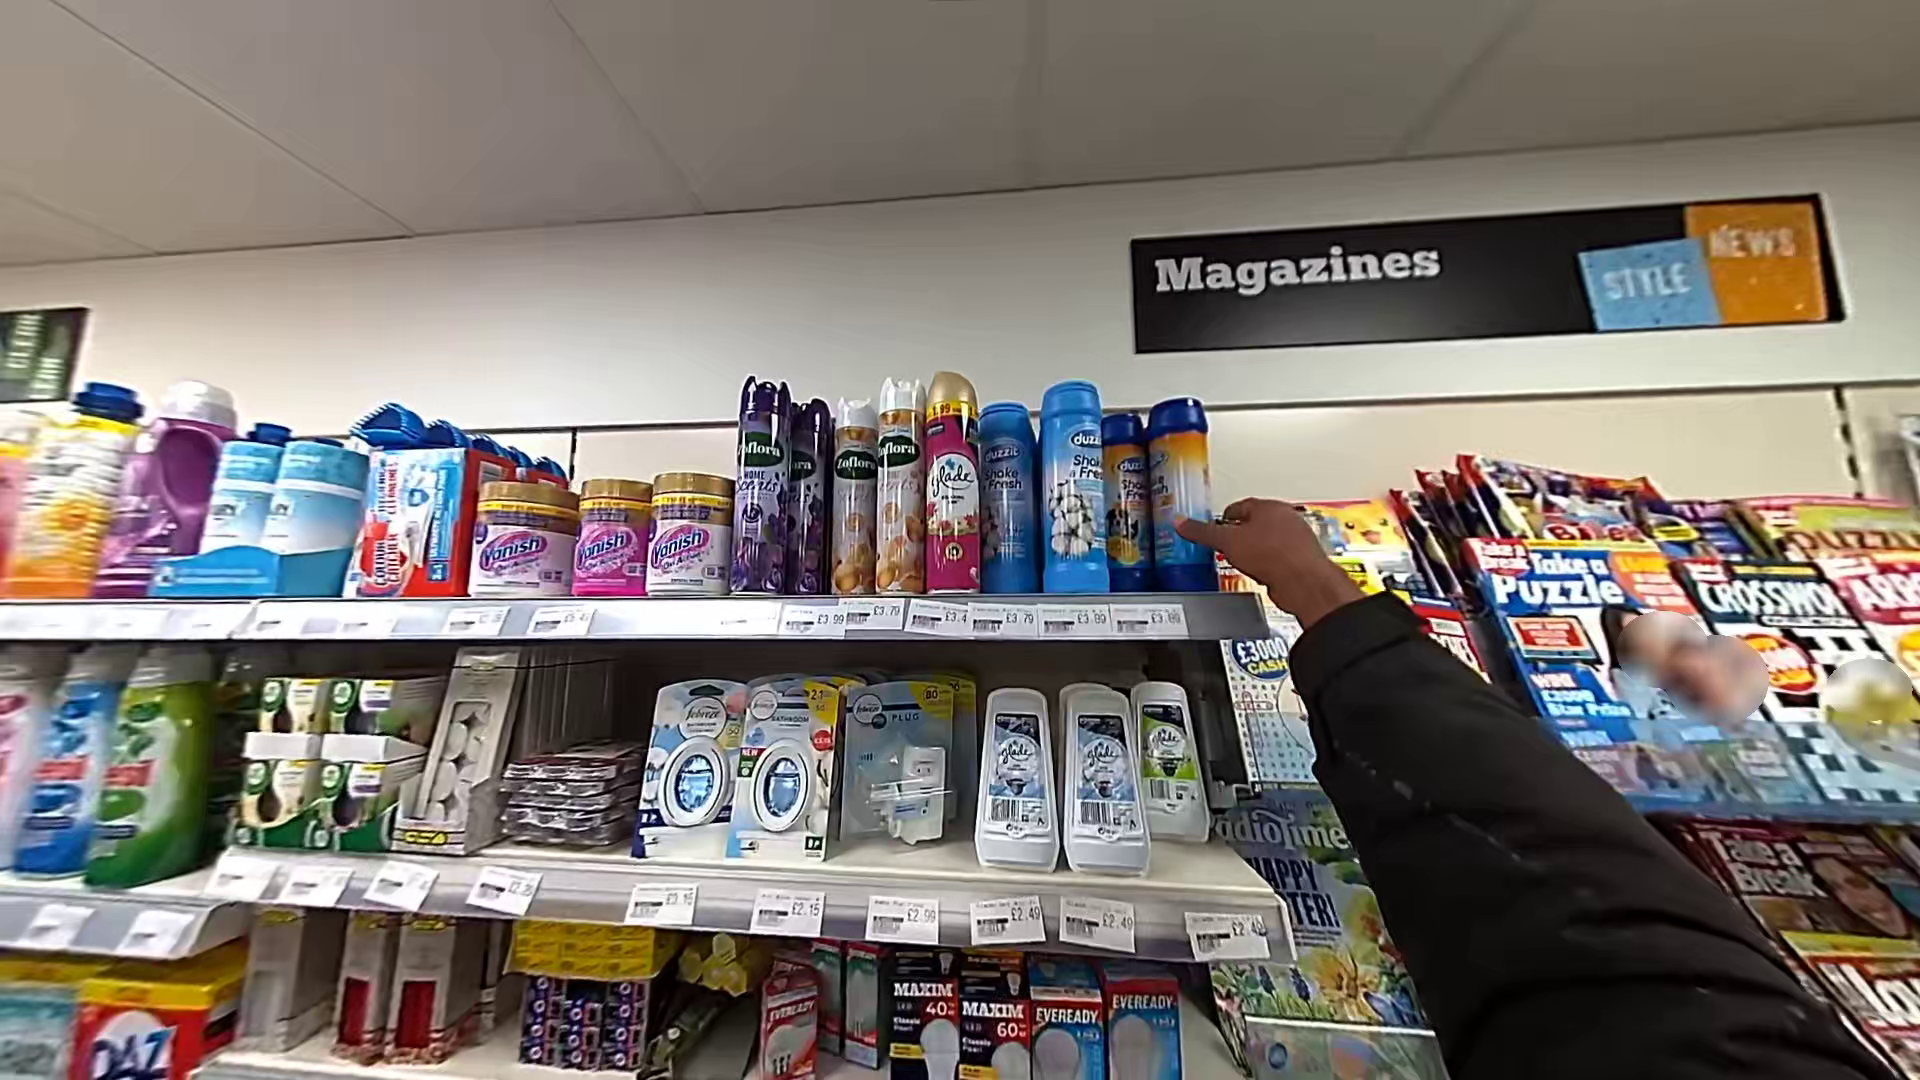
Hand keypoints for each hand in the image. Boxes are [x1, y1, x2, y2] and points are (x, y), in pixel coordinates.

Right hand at [1175, 498, 1365, 627]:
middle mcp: (1286, 518)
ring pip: (1267, 539)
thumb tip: (1181, 522)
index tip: (1214, 527)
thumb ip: (1201, 532)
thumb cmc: (1273, 555)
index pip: (1239, 506)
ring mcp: (1296, 538)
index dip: (1222, 518)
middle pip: (1254, 522)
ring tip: (1239, 560)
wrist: (1304, 583)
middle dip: (1238, 534)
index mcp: (1268, 507)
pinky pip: (1277, 557)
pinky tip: (1257, 572)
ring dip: (1252, 549)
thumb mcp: (1226, 542)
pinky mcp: (1301, 559)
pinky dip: (1265, 563)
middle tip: (1224, 544)